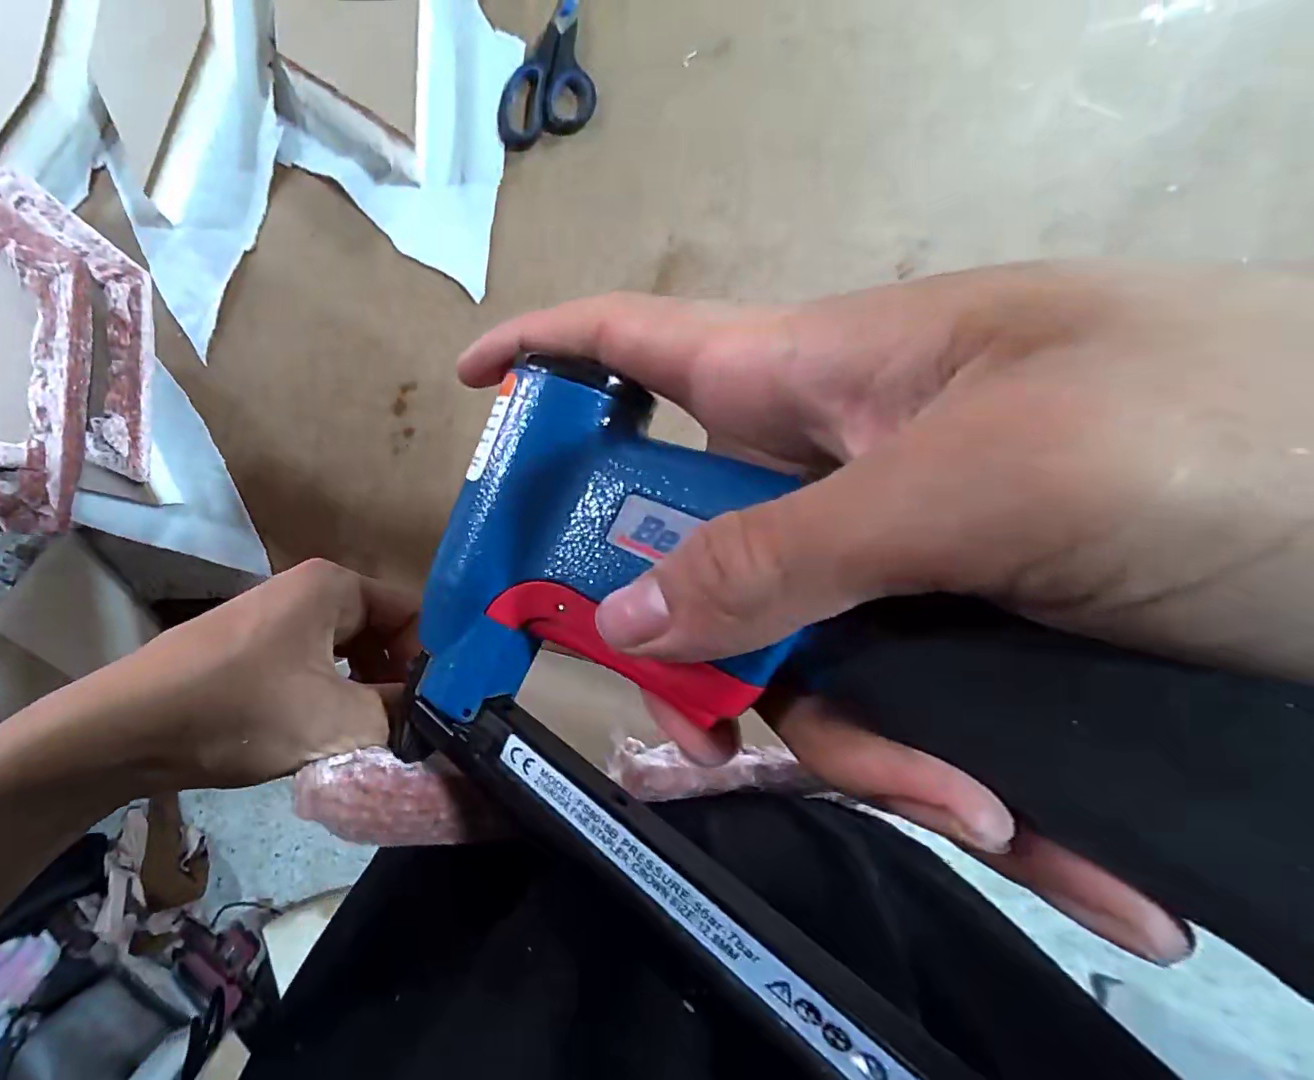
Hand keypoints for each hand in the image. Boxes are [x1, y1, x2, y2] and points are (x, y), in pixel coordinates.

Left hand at [83, 559, 418, 792]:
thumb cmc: (240, 709)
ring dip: (365, 694)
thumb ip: (399, 716)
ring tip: (373, 741)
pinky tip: (326, 736)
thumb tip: (435, 719)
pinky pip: (311, 668)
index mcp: (332, 586)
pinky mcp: (251, 650)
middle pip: (379, 632)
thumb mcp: (336, 720)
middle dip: (398, 681)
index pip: (412, 613)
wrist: (130, 725)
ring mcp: (274, 619)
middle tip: (413, 734)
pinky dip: (329, 698)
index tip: (443, 712)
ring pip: (345, 654)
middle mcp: (306, 590)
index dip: (434, 661)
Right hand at [457, 261, 1313, 963]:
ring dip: (850, 744)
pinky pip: (876, 705)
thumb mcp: (993, 486)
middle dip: (669, 640)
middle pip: (672, 547)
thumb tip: (625, 622)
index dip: (542, 352)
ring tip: (978, 809)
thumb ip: (787, 555)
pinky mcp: (937, 628)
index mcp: (805, 378)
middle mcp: (813, 467)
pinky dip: (940, 775)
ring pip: (772, 652)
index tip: (468, 383)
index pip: (634, 342)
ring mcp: (870, 555)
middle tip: (688, 729)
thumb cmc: (1249, 428)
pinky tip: (1055, 844)